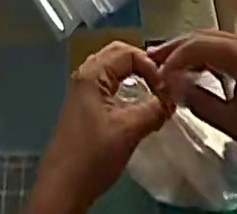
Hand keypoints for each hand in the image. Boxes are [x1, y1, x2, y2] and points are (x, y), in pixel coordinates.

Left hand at [26, 42, 173, 213]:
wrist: (64, 184)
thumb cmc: (93, 154)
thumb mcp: (127, 131)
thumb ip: (152, 111)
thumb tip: (172, 99)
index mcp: (92, 73)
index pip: (126, 52)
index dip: (150, 66)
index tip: (166, 89)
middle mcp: (85, 74)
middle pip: (117, 54)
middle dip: (142, 64)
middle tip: (163, 84)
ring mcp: (82, 89)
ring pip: (112, 68)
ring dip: (133, 73)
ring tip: (154, 90)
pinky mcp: (84, 105)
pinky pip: (108, 83)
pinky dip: (125, 85)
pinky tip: (136, 102)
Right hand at [149, 31, 236, 191]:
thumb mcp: (235, 125)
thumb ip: (200, 100)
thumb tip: (172, 85)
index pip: (197, 45)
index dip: (172, 58)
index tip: (155, 73)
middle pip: (203, 36)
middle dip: (176, 48)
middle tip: (151, 60)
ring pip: (213, 40)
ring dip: (189, 51)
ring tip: (166, 64)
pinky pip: (225, 48)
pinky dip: (205, 56)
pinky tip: (193, 69)